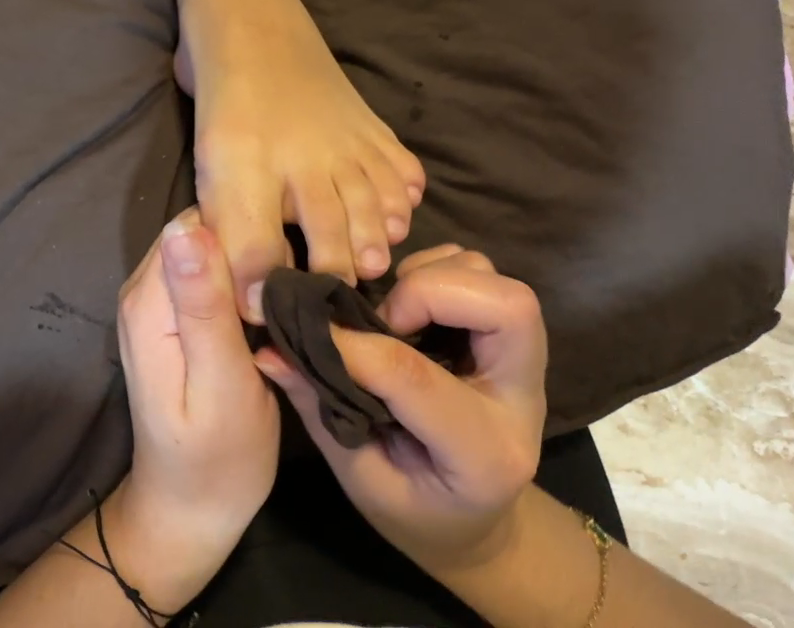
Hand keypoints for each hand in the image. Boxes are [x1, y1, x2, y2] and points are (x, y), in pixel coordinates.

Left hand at [113, 208, 280, 602]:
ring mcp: (156, 303)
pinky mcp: (174, 318)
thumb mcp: (220, 382)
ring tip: (298, 284)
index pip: (197, 222)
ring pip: (208, 249)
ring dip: (251, 259)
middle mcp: (143, 290)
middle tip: (305, 271)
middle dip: (252, 239)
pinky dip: (243, 280)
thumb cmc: (216, 456)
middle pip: (201, 230)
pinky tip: (275, 299)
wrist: (190, 506)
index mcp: (149, 301)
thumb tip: (188, 227)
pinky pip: (210, 274)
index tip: (296, 252)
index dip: (248, 226)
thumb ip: (204, 305)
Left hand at [179, 0, 425, 313]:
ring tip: (373, 264)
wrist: (249, 18)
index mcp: (259, 177)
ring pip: (374, 208)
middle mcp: (315, 165)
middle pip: (337, 238)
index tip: (277, 316)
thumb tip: (255, 300)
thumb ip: (236, 232)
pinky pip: (401, 168)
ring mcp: (350, 142)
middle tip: (339, 300)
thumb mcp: (213, 167)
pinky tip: (398, 212)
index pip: (273, 255)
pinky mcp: (371, 124)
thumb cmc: (223, 100)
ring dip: (374, 240)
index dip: (275, 291)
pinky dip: (404, 194)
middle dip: (337, 273)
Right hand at [255, 245, 546, 571]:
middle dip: (427, 291)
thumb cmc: (414, 510)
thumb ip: (320, 407)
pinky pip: (483, 272)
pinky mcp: (514, 337)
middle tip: (381, 318)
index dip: (350, 345)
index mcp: (483, 454)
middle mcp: (519, 399)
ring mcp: (526, 364)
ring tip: (392, 312)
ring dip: (432, 278)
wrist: (477, 523)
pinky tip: (406, 304)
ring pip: (497, 281)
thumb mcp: (359, 477)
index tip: (306, 329)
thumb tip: (267, 349)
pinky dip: (437, 270)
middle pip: (505, 307)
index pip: (416, 377)